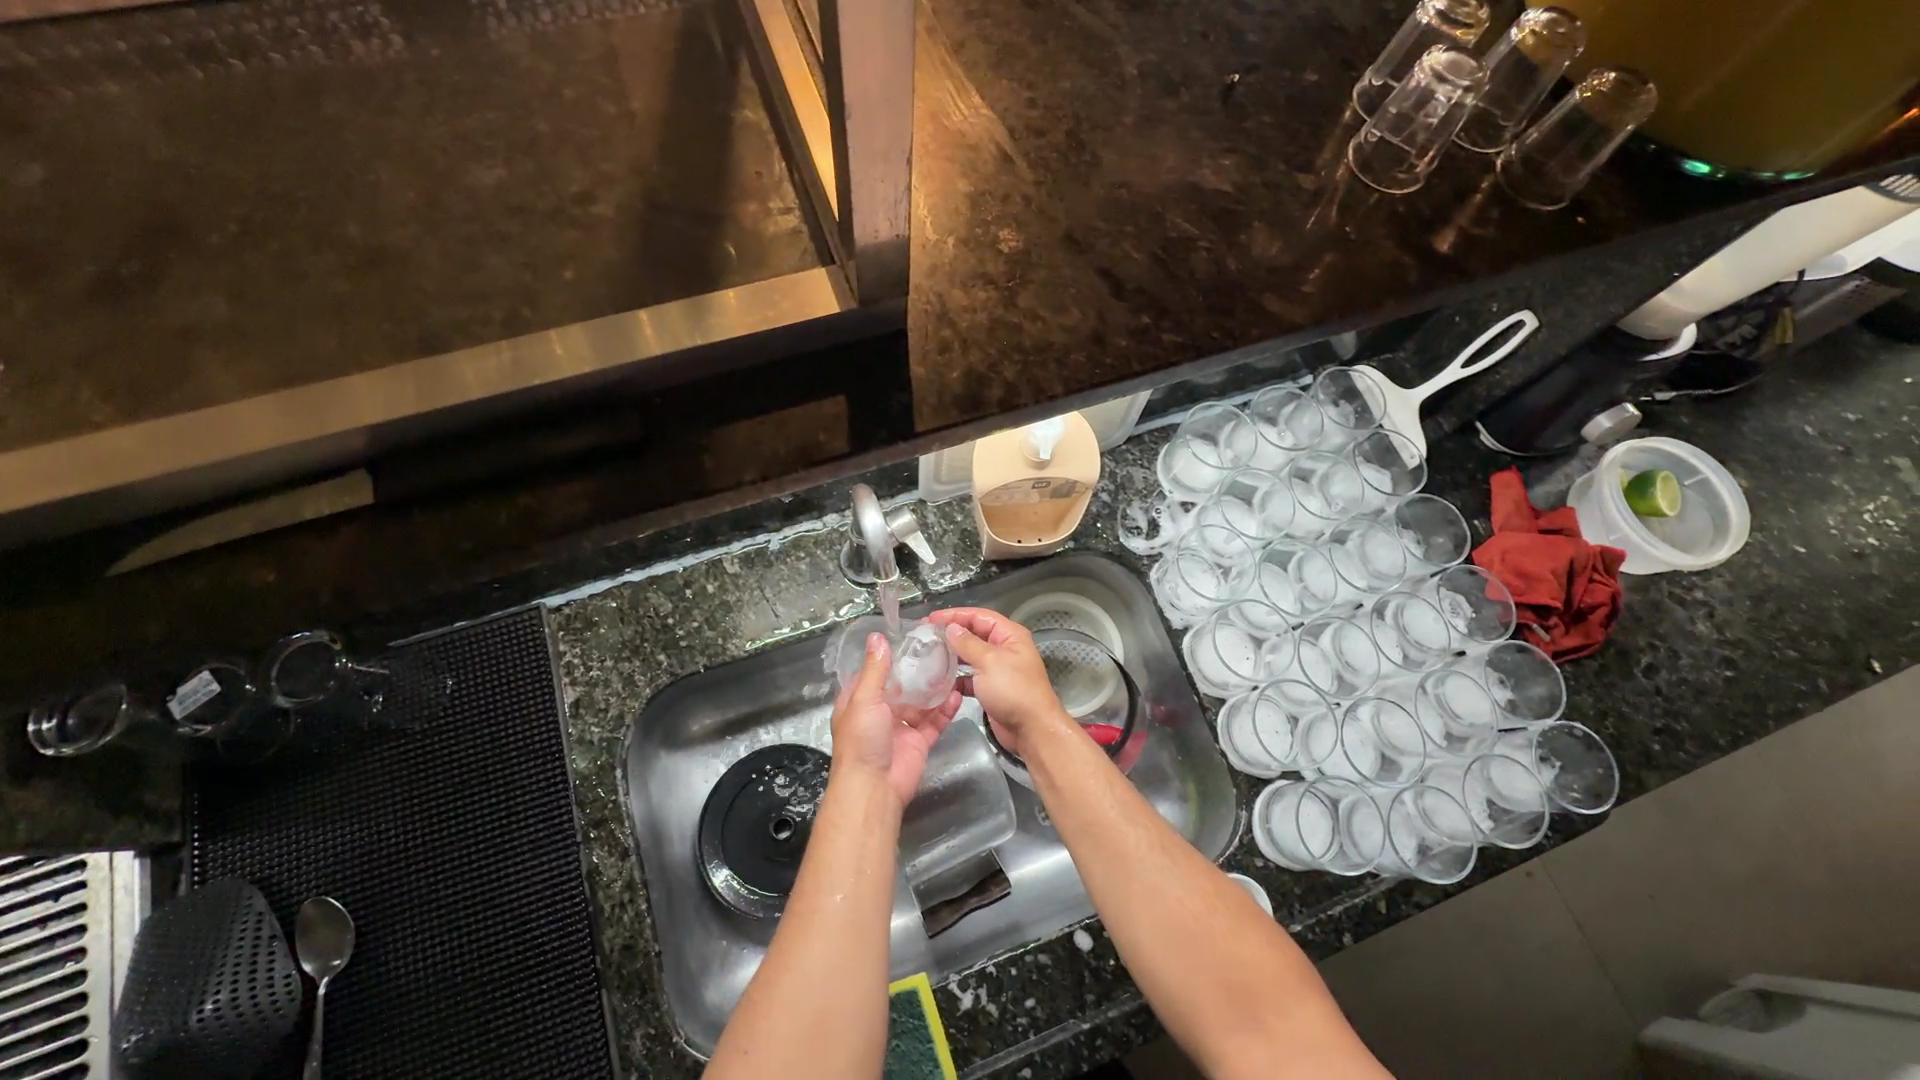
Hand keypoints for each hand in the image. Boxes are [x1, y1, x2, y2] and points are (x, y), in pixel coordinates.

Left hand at [830, 633, 962, 806]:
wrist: (874, 787)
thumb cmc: (861, 741)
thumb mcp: (864, 699)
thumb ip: (875, 669)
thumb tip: (877, 637)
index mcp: (859, 701)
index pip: (872, 673)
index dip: (887, 657)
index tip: (907, 638)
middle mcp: (879, 713)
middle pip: (900, 687)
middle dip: (916, 672)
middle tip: (938, 650)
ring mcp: (901, 728)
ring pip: (920, 704)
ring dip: (934, 689)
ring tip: (952, 668)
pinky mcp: (919, 742)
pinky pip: (934, 722)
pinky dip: (945, 710)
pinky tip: (957, 695)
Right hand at [925, 608, 1074, 758]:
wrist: (1031, 730)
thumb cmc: (1013, 690)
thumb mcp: (989, 661)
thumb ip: (968, 643)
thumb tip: (951, 628)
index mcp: (1010, 635)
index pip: (979, 616)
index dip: (955, 615)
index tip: (931, 619)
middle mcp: (1005, 648)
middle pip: (975, 634)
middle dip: (952, 634)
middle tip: (926, 636)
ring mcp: (999, 669)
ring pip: (971, 656)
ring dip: (953, 656)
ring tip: (929, 655)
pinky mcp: (992, 689)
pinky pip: (971, 677)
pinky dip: (958, 678)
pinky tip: (940, 681)